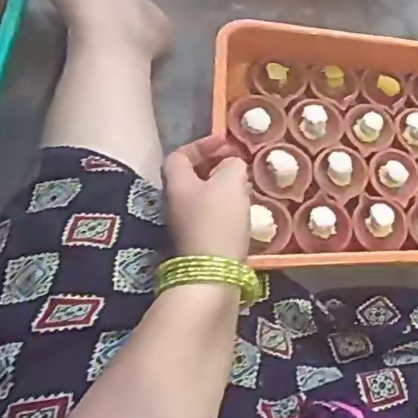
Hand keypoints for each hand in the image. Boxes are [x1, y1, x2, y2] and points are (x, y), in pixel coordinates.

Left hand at [162, 136, 252, 261]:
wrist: (213, 274)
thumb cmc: (218, 220)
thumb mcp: (231, 183)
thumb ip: (232, 166)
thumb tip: (231, 166)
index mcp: (177, 183)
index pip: (179, 155)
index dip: (201, 145)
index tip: (224, 143)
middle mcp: (174, 202)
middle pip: (190, 176)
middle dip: (213, 166)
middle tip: (236, 163)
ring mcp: (183, 224)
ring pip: (201, 196)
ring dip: (221, 187)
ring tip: (244, 185)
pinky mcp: (197, 242)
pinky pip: (209, 214)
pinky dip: (224, 206)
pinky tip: (242, 210)